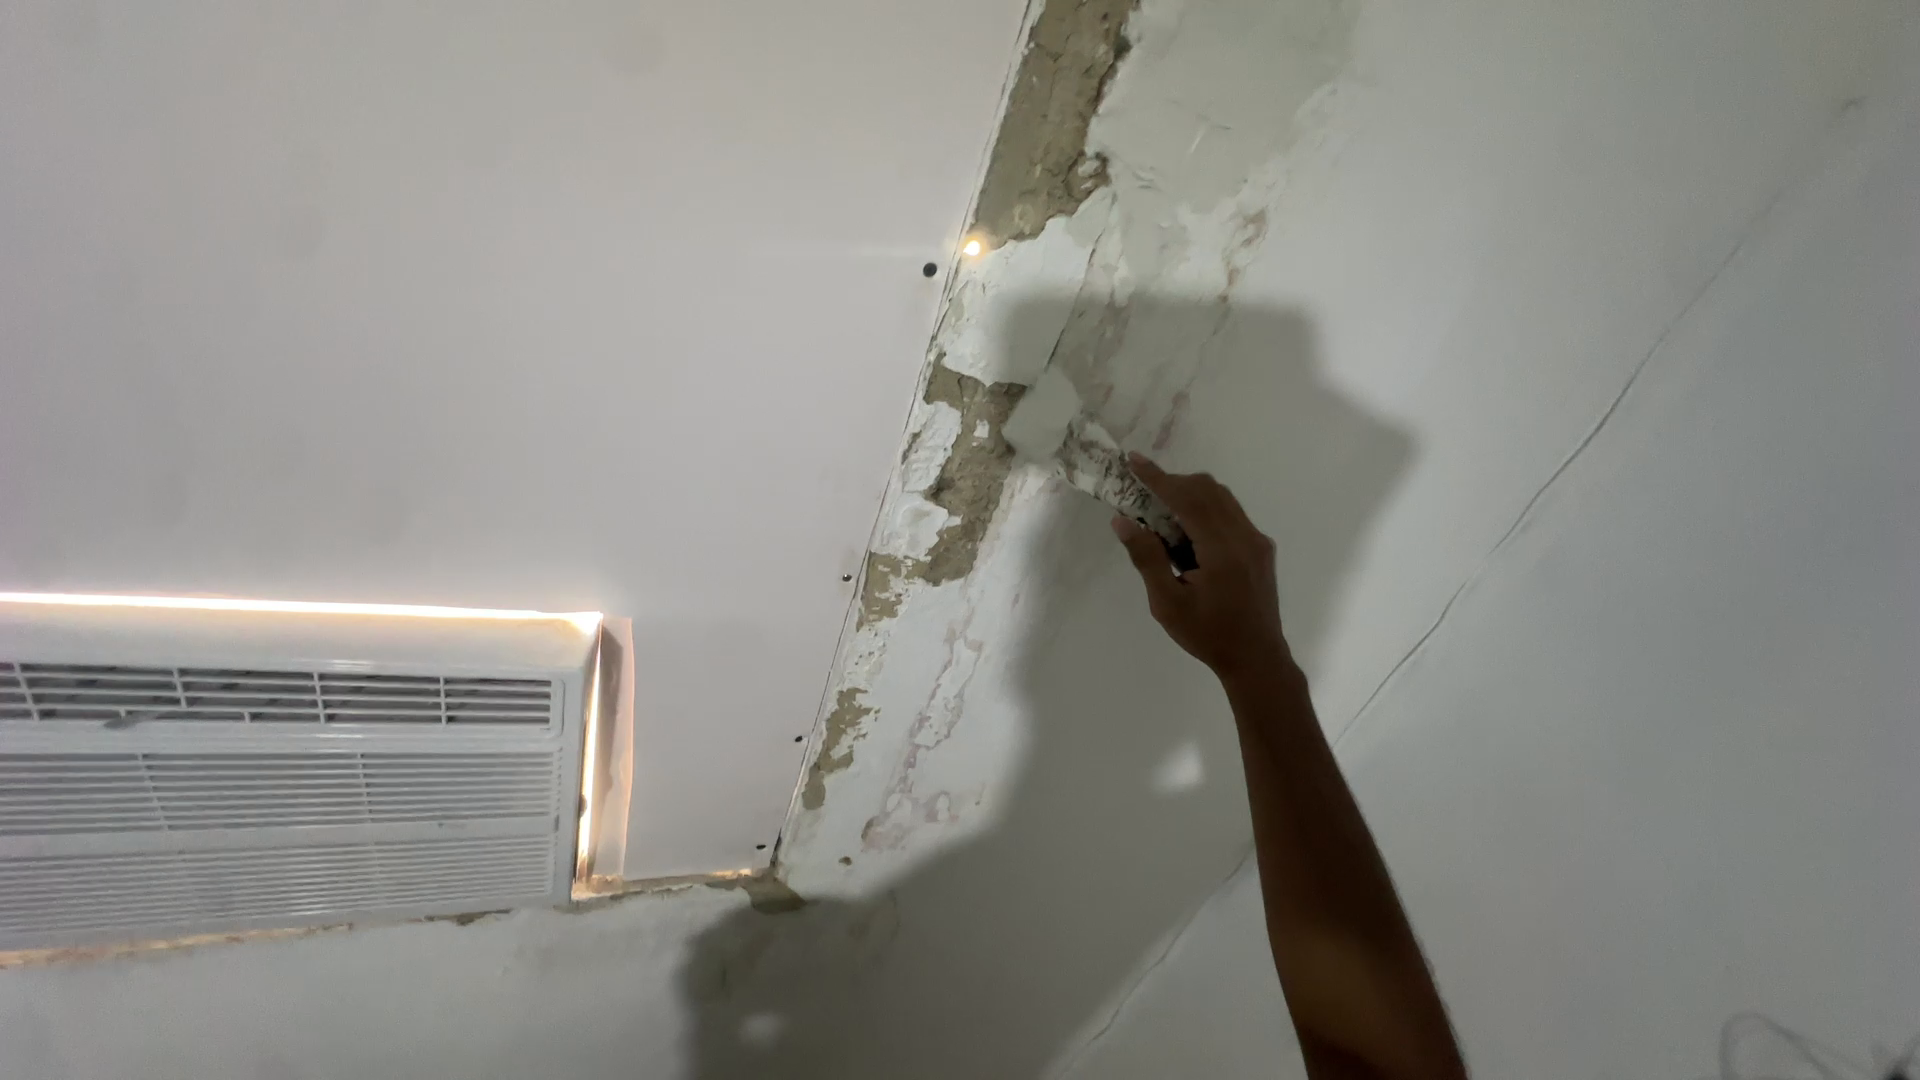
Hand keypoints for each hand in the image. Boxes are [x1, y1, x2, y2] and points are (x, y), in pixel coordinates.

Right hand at [1111, 453, 1290, 681]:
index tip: (1133, 461)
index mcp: (1222, 550)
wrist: (1257, 659)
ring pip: (1222, 498)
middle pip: (1208, 490)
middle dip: (1173, 483)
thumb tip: (1123, 521)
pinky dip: (1205, 510)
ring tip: (1161, 514)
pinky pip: (1231, 514)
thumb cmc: (1207, 635)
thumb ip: (1147, 558)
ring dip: (1190, 495)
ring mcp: (1257, 541)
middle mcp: (1245, 536)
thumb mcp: (1167, 603)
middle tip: (1142, 492)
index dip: (1158, 478)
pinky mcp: (1260, 549)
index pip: (1188, 499)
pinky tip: (1187, 535)